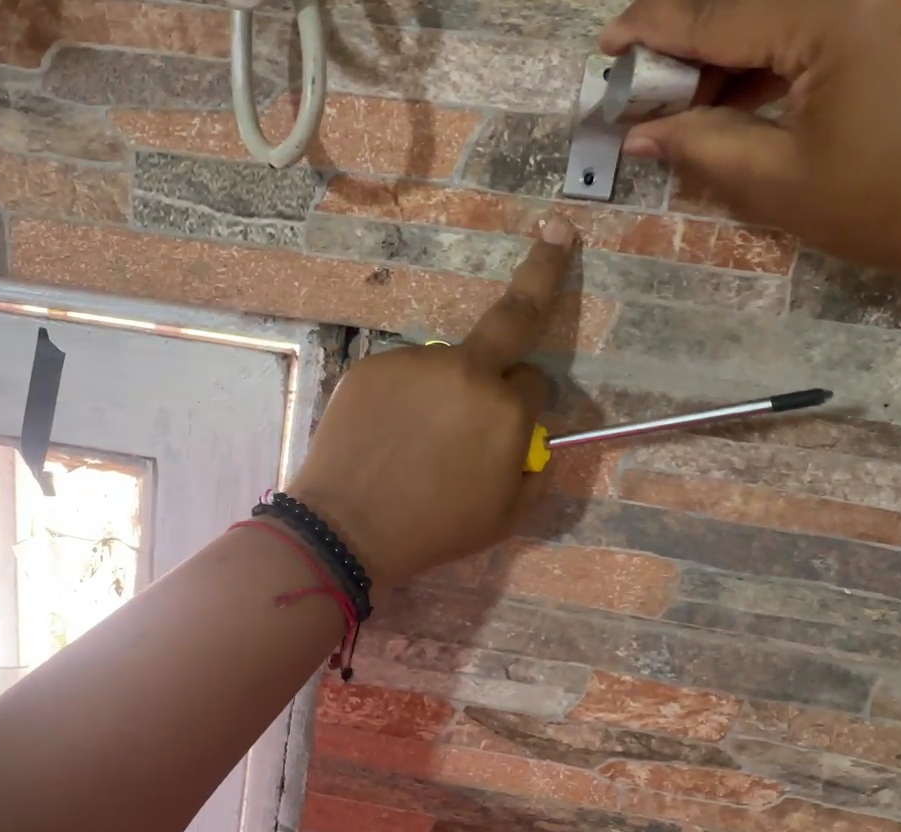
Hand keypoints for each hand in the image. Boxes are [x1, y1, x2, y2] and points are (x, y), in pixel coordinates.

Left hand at [286, 217, 574, 590]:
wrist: (345, 529)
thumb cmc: (431, 530)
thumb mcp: (504, 519)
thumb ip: (536, 473)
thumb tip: (538, 443)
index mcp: (507, 409)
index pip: (536, 381)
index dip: (525, 404)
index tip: (514, 419)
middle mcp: (465, 370)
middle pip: (511, 319)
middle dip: (543, 270)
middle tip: (556, 233)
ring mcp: (413, 362)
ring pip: (445, 363)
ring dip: (442, 387)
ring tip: (410, 440)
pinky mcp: (370, 366)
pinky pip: (400, 376)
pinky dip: (400, 397)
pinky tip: (384, 433)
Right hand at [601, 0, 900, 300]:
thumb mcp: (782, 184)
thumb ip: (703, 145)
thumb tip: (642, 131)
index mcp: (842, 2)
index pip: (720, 12)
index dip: (654, 29)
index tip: (606, 40)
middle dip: (702, 40)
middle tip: (658, 88)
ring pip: (813, 2)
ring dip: (754, 42)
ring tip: (711, 99)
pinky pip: (862, 7)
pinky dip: (809, 39)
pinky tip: (781, 84)